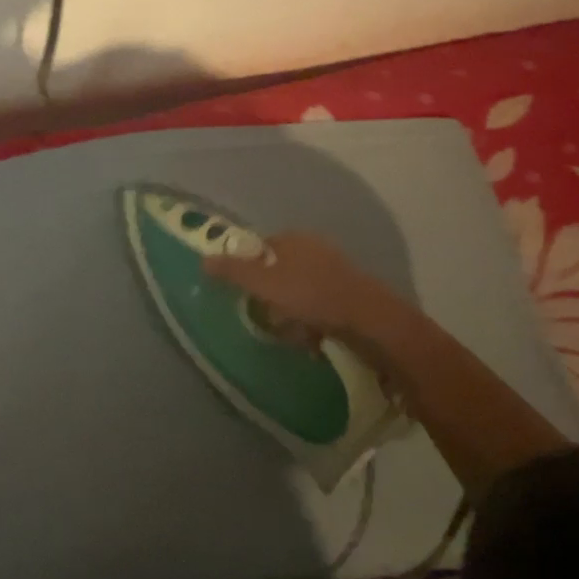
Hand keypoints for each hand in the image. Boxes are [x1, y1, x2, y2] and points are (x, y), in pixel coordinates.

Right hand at [203, 232, 397, 340]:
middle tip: (267, 317)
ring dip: (293, 311)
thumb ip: (233, 272)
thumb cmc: (312, 297)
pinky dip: (315, 320)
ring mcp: (338, 271)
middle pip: (280, 270)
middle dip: (272, 295)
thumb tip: (203, 259)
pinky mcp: (355, 295)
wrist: (375, 323)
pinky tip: (315, 339)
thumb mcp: (263, 284)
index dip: (249, 270)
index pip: (259, 248)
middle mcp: (316, 248)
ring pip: (302, 290)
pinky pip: (323, 306)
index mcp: (293, 239)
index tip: (246, 294)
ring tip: (291, 334)